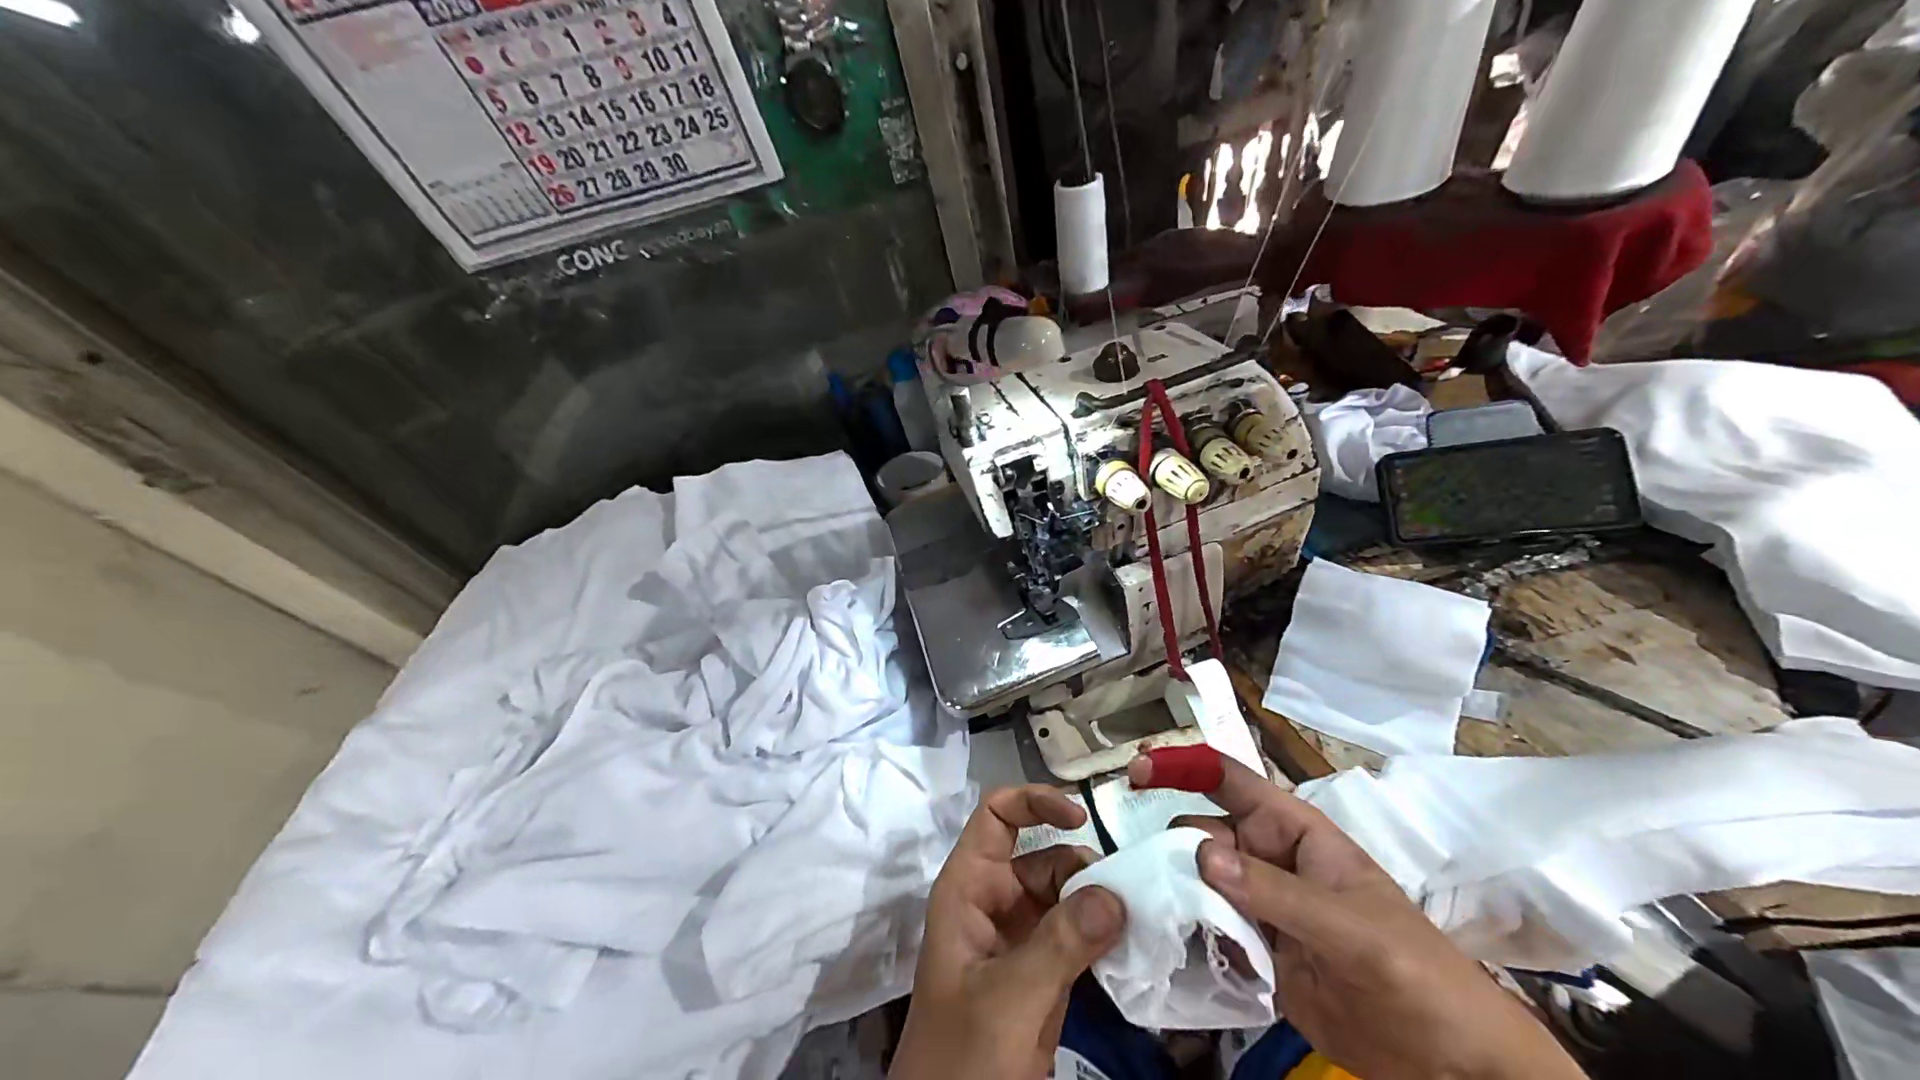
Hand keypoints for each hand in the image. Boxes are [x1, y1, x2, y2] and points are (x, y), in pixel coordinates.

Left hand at [890, 786, 1126, 1079]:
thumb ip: (1061, 943)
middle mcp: (995, 902)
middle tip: (1130, 897)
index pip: (996, 817)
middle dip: (1085, 868)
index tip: (1082, 817)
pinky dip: (1105, 935)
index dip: (1033, 803)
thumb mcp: (1009, 996)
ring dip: (1102, 903)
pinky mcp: (1044, 972)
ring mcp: (1021, 938)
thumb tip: (1116, 892)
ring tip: (1142, 919)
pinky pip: (1079, 934)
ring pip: (1068, 896)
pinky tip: (1135, 943)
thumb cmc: (963, 1054)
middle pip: (1045, 857)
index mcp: (969, 888)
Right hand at [1131, 753, 1585, 1079]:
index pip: (1232, 782)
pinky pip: (1205, 929)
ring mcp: (1258, 906)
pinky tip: (1160, 942)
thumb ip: (1275, 891)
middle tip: (1146, 878)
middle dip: (1170, 847)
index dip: (1184, 765)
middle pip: (1200, 834)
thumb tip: (1200, 853)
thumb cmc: (1414, 973)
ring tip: (1142, 911)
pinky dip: (1182, 932)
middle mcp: (1267, 860)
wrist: (1447, 1061)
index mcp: (1294, 833)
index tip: (1137, 768)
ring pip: (1195, 881)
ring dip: (1170, 891)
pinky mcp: (1252, 951)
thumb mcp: (1350, 929)